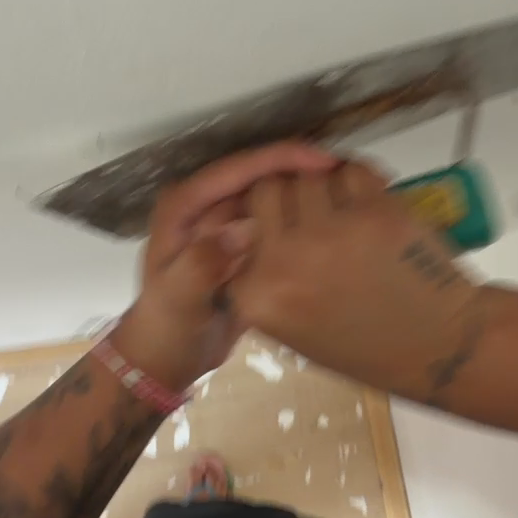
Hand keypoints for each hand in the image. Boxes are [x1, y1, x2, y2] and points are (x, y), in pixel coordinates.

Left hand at [113, 142, 339, 388]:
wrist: (167, 357)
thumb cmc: (167, 328)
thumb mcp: (178, 300)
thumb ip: (202, 264)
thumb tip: (245, 231)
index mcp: (184, 206)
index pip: (236, 169)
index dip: (281, 159)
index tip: (326, 163)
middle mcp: (205, 205)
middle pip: (258, 175)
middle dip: (301, 170)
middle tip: (350, 176)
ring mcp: (225, 224)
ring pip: (271, 196)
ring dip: (306, 192)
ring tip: (351, 192)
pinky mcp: (242, 243)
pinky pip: (276, 222)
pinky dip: (302, 220)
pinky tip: (335, 221)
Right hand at [227, 162, 486, 401]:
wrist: (434, 347)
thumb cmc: (362, 342)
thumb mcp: (288, 324)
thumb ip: (263, 275)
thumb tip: (252, 218)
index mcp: (257, 295)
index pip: (239, 224)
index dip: (262, 217)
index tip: (281, 222)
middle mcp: (284, 260)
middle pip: (269, 187)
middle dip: (290, 193)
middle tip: (313, 211)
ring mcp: (330, 233)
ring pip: (310, 173)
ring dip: (326, 185)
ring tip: (346, 211)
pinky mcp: (375, 212)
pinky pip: (352, 170)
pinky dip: (361, 181)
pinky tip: (370, 205)